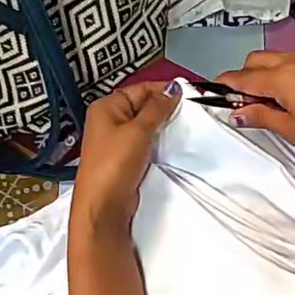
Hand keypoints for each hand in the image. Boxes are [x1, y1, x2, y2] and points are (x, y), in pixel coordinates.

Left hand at [70, 82, 179, 235]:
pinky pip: (145, 142)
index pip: (140, 89)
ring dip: (162, 127)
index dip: (163, 90)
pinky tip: (172, 143)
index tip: (188, 93)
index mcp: (106, 107)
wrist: (104, 205)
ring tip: (183, 127)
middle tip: (190, 112)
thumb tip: (172, 89)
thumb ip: (157, 108)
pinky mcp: (125, 158)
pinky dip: (157, 142)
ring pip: (145, 125)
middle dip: (164, 109)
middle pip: (143, 106)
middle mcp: (109, 120)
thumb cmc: (114, 165)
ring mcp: (117, 140)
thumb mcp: (138, 130)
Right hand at [217, 51, 294, 158]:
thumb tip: (236, 113)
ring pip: (272, 59)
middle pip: (254, 61)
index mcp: (280, 77)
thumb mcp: (290, 129)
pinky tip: (286, 97)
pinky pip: (289, 63)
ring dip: (261, 75)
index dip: (223, 86)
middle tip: (243, 105)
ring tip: (266, 104)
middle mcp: (292, 61)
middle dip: (242, 78)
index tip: (211, 94)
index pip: (241, 76)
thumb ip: (260, 116)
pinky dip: (278, 74)